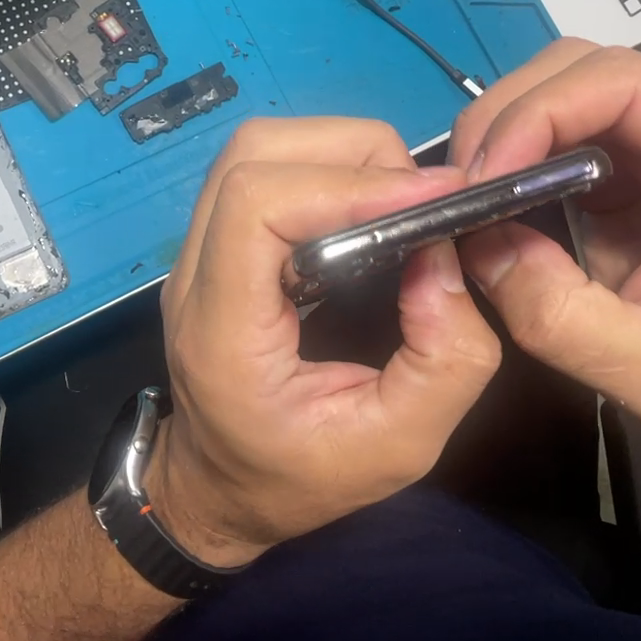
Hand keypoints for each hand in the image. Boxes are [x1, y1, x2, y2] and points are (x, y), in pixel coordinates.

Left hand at [151, 118, 501, 565]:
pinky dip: (323, 168)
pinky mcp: (215, 245)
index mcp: (223, 332)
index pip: (256, 206)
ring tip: (397, 200)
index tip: (431, 200)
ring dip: (338, 153)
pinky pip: (261, 171)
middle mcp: (195, 276)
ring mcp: (196, 254)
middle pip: (254, 155)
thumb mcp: (398, 447)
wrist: (217, 490)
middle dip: (353, 155)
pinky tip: (364, 207)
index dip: (347, 185)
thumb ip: (445, 361)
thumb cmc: (298, 479)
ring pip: (253, 150)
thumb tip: (445, 256)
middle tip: (420, 201)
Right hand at [448, 40, 640, 463]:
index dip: (543, 113)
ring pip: (563, 87)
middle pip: (588, 69)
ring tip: (471, 193)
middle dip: (510, 117)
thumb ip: (554, 309)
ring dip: (502, 130)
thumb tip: (473, 241)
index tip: (484, 176)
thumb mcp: (640, 366)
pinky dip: (509, 154)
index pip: (629, 83)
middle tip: (463, 186)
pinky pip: (555, 130)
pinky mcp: (628, 166)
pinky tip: (489, 195)